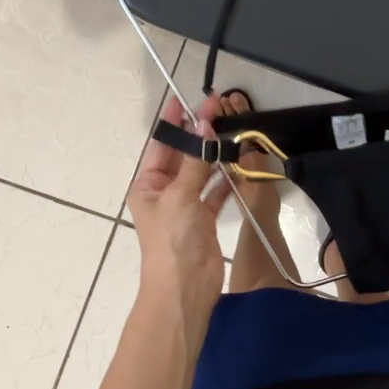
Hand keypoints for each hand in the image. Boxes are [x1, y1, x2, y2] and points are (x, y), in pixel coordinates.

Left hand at [126, 94, 230, 338]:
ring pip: (201, 171)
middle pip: (183, 155)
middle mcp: (164, 191)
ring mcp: (185, 205)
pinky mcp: (205, 218)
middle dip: (199, 134)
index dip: (175, 121)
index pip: (162, 144)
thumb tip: (204, 125)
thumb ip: (195, 161)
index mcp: (148, 185)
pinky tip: (240, 162)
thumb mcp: (180, 197)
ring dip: (214, 154)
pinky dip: (227, 178)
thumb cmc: (172, 242)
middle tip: (219, 108)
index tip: (188, 98)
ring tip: (233, 130)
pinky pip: (216, 191)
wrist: (184, 290)